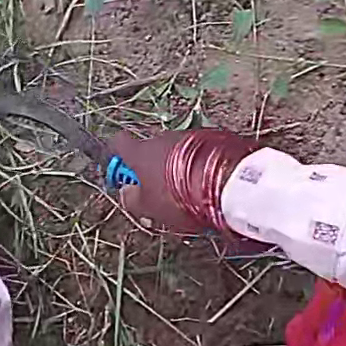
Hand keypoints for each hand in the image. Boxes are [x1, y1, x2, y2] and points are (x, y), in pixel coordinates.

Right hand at [104, 129, 260, 235]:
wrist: (229, 184)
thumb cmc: (180, 198)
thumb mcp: (150, 208)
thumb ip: (132, 199)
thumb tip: (126, 191)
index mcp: (141, 153)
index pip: (118, 143)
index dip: (116, 156)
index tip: (121, 172)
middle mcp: (163, 138)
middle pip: (149, 150)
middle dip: (152, 170)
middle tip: (160, 195)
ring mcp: (190, 136)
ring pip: (175, 153)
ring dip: (176, 169)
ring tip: (189, 195)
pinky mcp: (214, 139)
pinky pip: (198, 154)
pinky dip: (197, 167)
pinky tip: (207, 186)